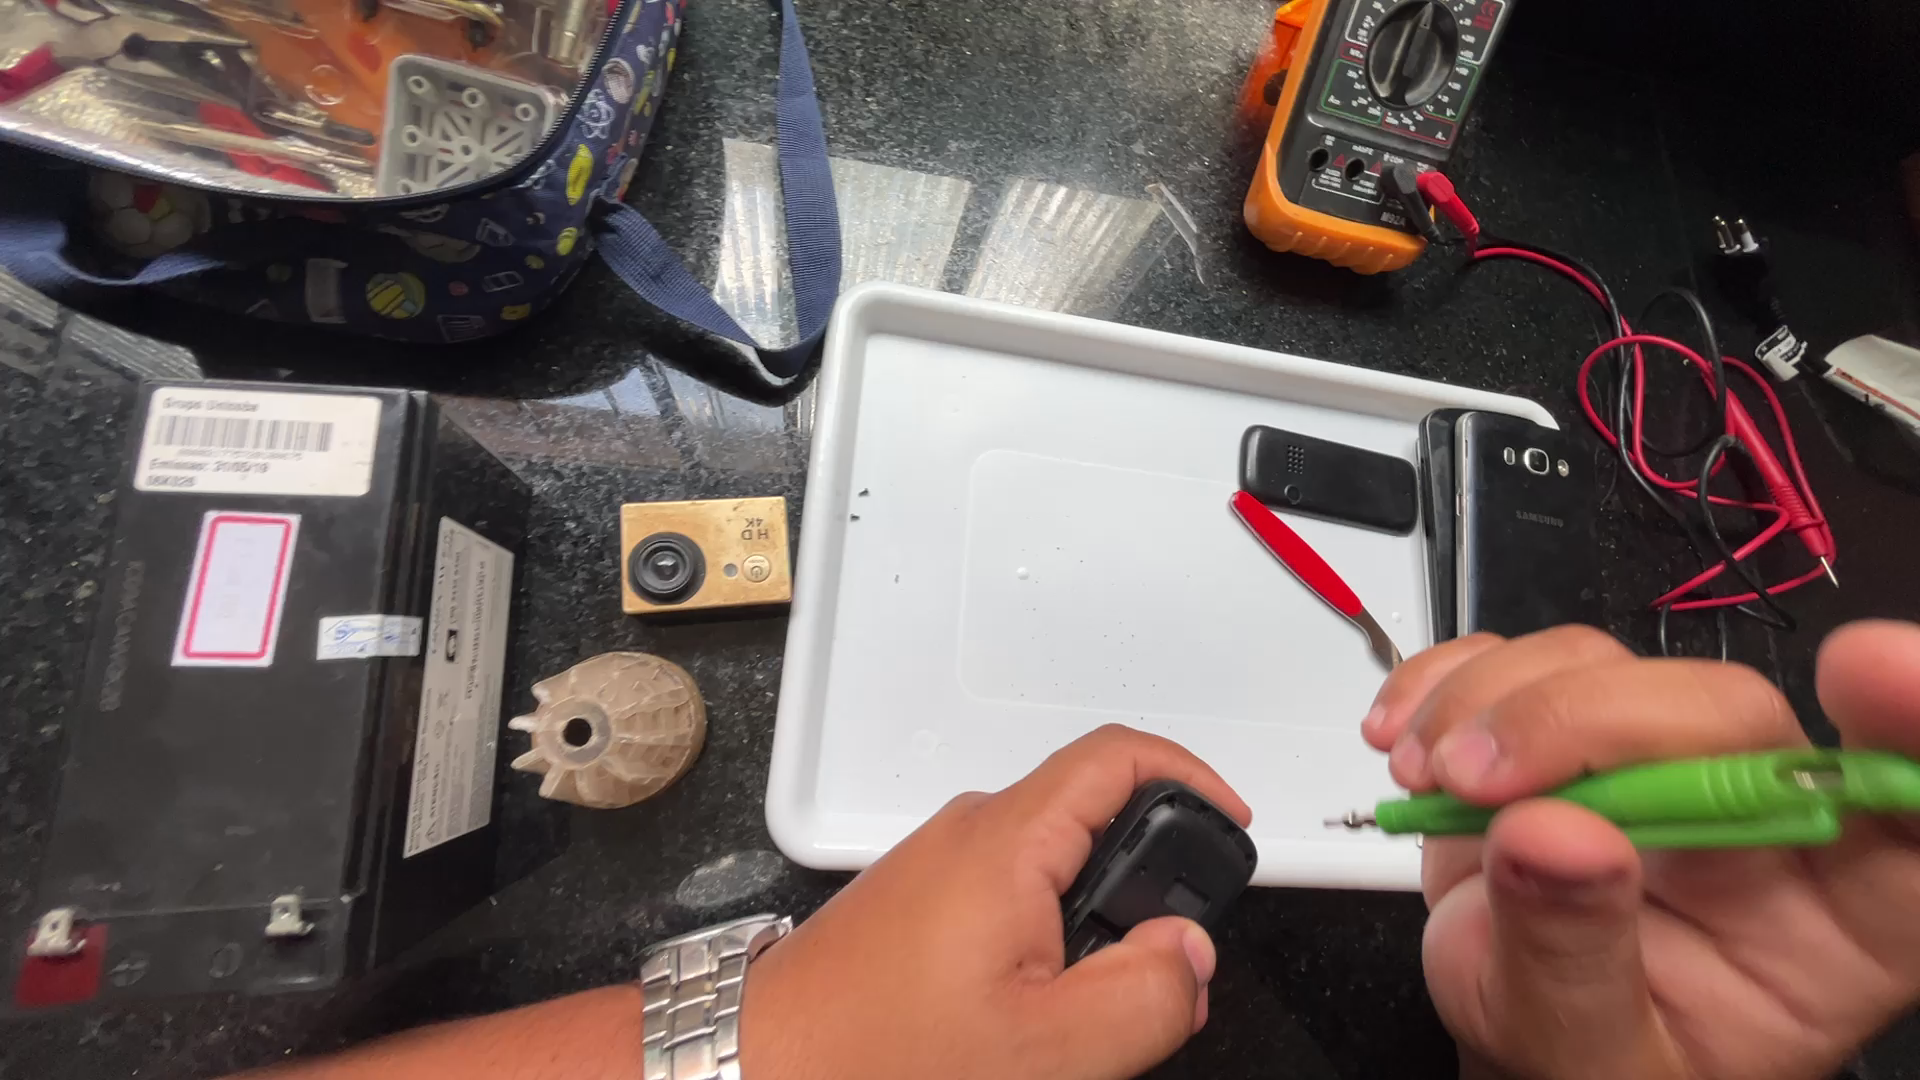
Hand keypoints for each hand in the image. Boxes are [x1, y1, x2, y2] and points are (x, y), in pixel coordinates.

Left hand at [740, 725, 1251, 1079]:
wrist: (774, 1055)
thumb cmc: (882, 1051)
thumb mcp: (1043, 1049)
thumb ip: (1141, 996)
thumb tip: (1190, 949)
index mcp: (1009, 840)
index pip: (1114, 756)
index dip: (1185, 771)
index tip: (1229, 817)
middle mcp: (977, 825)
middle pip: (1092, 803)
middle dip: (1150, 865)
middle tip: (1171, 948)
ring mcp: (950, 850)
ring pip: (1057, 846)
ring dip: (1103, 901)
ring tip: (1107, 991)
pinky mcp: (933, 880)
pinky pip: (1018, 872)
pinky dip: (1059, 913)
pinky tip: (1051, 987)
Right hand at [1361, 621, 1919, 1079]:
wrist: (1497, 994)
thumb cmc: (1574, 1048)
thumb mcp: (1572, 1040)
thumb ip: (1569, 952)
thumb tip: (1556, 835)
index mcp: (1820, 917)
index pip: (1914, 813)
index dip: (1916, 728)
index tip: (1873, 667)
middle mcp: (1743, 813)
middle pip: (1707, 706)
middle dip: (1570, 723)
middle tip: (1466, 782)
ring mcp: (1639, 752)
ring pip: (1586, 659)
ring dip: (1477, 704)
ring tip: (1418, 778)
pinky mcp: (1544, 715)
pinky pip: (1498, 652)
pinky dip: (1431, 680)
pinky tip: (1394, 733)